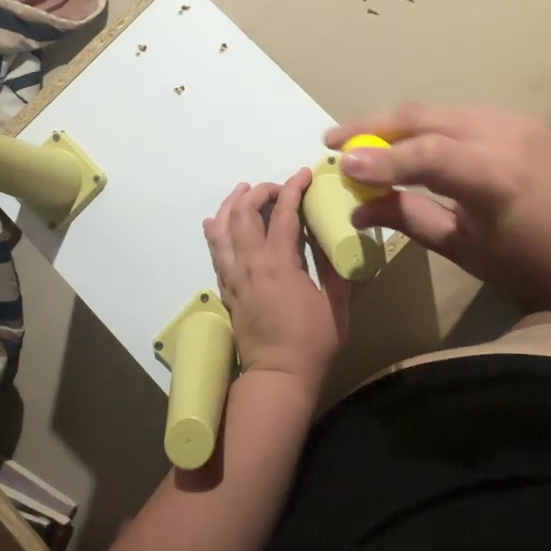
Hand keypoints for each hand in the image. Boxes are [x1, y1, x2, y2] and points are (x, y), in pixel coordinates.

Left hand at [202, 168, 350, 395]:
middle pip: (244, 213)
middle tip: (279, 188)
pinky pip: (215, 251)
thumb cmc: (312, 343)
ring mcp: (234, 276)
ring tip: (245, 191)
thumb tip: (334, 237)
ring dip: (233, 204)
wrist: (279, 377)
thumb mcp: (336, 303)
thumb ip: (333, 266)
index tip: (304, 173)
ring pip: (223, 229)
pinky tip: (218, 220)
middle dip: (260, 191)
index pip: (283, 213)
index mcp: (279, 264)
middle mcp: (250, 264)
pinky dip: (216, 230)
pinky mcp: (226, 289)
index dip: (293, 188)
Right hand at [327, 104, 550, 313]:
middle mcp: (504, 135)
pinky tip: (407, 140)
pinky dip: (428, 124)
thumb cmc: (534, 267)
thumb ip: (411, 219)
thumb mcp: (467, 249)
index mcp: (495, 176)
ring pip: (441, 109)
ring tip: (361, 139)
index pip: (424, 153)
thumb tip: (358, 208)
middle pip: (425, 116)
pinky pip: (462, 113)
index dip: (377, 157)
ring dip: (398, 121)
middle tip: (334, 139)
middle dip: (375, 125)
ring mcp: (514, 121)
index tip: (337, 162)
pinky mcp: (519, 120)